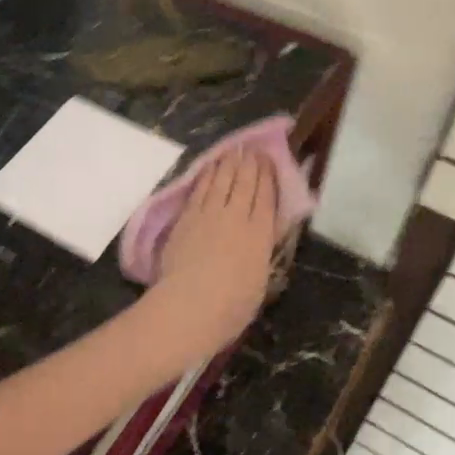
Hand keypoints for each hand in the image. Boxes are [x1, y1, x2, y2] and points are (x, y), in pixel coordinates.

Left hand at [143, 149, 278, 360]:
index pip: (267, 197)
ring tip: (233, 150)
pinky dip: (206, 175)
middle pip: (245, 183)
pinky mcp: (186, 217)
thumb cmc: (231, 306)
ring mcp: (209, 214)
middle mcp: (238, 217)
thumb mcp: (259, 281)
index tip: (268, 160)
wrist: (191, 303)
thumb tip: (258, 241)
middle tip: (250, 148)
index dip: (268, 176)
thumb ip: (259, 254)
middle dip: (249, 163)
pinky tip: (209, 167)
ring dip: (228, 163)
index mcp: (261, 235)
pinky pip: (199, 189)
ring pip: (221, 180)